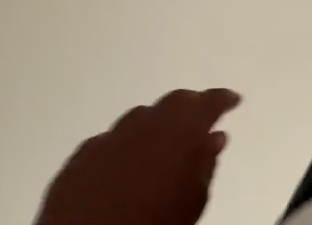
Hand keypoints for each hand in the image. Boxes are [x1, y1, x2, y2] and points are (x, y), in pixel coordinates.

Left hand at [35, 88, 240, 224]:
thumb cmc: (154, 223)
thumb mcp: (194, 200)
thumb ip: (206, 164)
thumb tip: (215, 138)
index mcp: (181, 129)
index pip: (209, 101)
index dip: (223, 98)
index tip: (234, 100)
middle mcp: (146, 124)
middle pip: (173, 102)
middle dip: (189, 106)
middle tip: (199, 119)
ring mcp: (108, 140)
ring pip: (138, 119)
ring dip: (153, 125)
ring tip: (160, 143)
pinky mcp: (77, 161)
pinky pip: (106, 143)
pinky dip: (120, 147)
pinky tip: (122, 164)